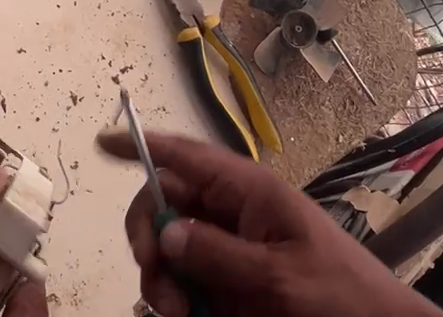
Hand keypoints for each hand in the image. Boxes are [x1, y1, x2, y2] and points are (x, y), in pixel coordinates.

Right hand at [99, 129, 442, 316]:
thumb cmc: (339, 297)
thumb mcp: (281, 277)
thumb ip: (220, 255)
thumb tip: (165, 232)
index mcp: (246, 190)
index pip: (184, 156)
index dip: (142, 145)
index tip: (102, 143)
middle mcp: (229, 212)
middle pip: (164, 204)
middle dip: (148, 236)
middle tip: (155, 278)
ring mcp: (227, 249)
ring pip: (168, 248)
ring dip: (160, 278)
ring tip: (179, 314)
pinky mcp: (228, 285)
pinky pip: (184, 282)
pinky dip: (175, 301)